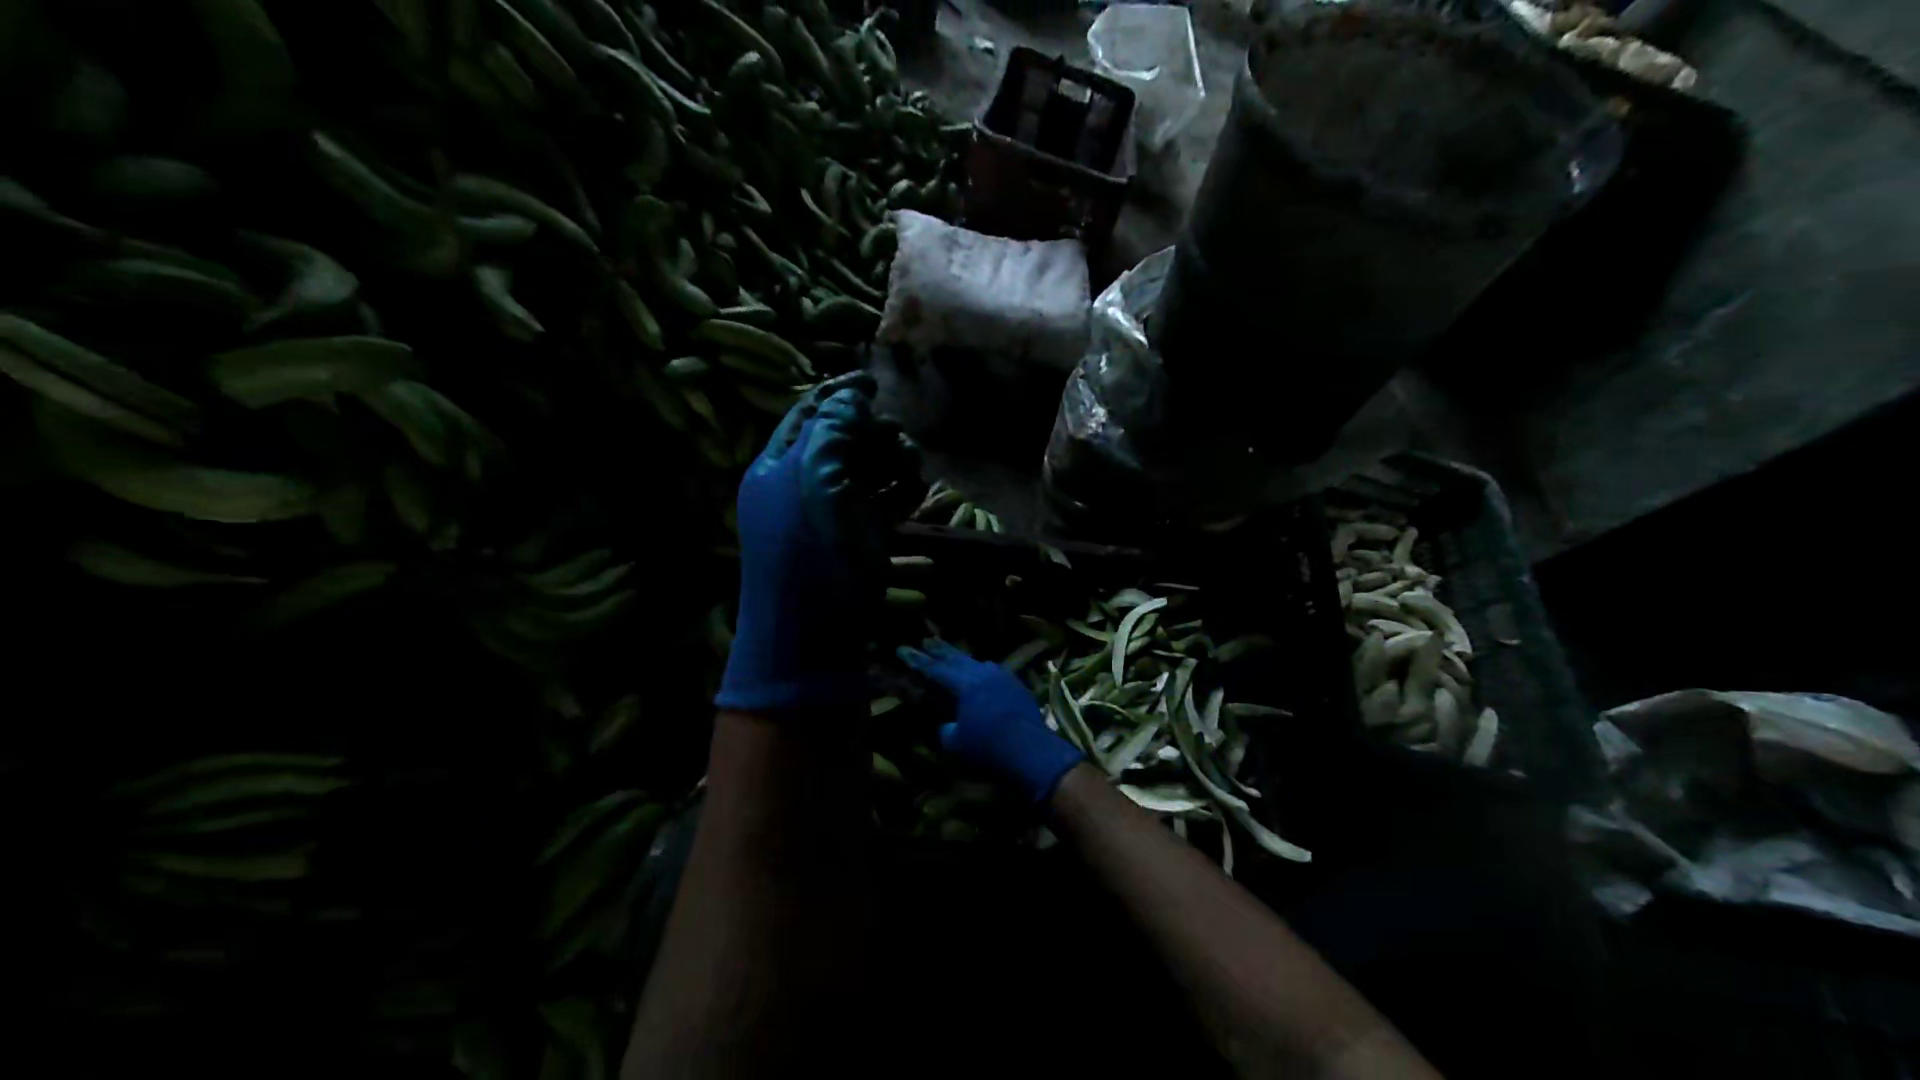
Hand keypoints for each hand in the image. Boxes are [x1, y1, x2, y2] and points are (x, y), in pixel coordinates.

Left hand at [717, 373, 886, 712]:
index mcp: (780, 465)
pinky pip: (888, 496)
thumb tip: (854, 393)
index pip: (810, 413)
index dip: (840, 393)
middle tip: (893, 447)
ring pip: (873, 464)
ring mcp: (838, 510)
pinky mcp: (865, 534)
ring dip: (895, 459)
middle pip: (848, 435)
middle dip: (875, 432)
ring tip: (907, 474)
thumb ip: (832, 428)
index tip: (874, 381)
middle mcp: (807, 482)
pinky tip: (911, 495)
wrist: (814, 635)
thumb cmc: (807, 554)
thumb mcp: (813, 480)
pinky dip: (902, 489)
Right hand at [898, 641, 1083, 803]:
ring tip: (955, 656)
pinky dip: (983, 671)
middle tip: (927, 641)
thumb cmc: (988, 748)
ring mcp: (1004, 678)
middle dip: (940, 650)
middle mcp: (983, 673)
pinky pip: (995, 673)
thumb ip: (946, 730)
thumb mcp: (955, 744)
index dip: (918, 660)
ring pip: (978, 663)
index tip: (903, 649)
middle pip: (957, 658)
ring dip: (964, 659)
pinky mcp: (1018, 687)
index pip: (935, 669)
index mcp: (964, 684)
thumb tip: (946, 725)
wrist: (1032, 751)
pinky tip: (985, 673)